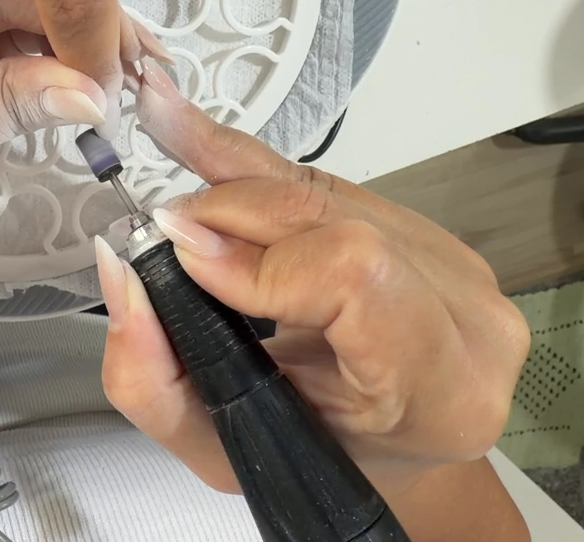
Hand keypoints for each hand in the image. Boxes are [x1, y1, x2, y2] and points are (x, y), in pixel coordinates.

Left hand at [0, 0, 170, 276]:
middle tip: (137, 51)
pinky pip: (4, 62)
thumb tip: (92, 87)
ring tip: (124, 68)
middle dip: (71, 18)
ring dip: (65, 45)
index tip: (118, 49)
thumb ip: (9, 100)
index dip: (60, 13)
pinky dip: (45, 74)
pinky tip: (83, 84)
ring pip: (12, 27)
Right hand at [97, 62, 530, 498]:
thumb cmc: (313, 459)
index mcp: (436, 388)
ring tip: (158, 129)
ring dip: (223, 174)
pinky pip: (310, 169)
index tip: (182, 255)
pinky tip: (185, 123)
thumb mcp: (219, 452)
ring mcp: (440, 252)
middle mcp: (460, 309)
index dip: (258, 259)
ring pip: (308, 181)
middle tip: (159, 226)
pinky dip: (236, 154)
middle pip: (322, 211)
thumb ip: (150, 380)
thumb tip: (123, 273)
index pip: (355, 277)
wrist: (384, 447)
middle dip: (222, 207)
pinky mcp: (406, 217)